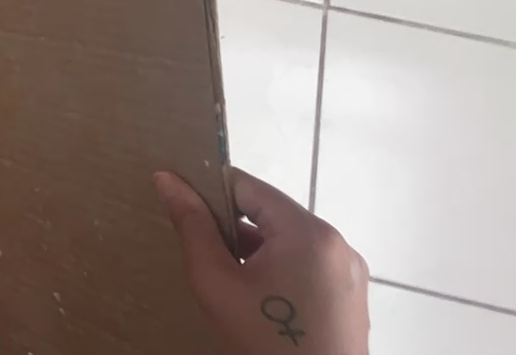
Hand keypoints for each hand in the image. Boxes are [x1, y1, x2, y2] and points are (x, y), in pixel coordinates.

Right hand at [154, 168, 369, 354]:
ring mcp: (349, 274)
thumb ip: (191, 221)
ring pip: (282, 237)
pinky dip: (271, 265)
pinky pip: (301, 261)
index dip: (207, 189)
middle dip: (228, 222)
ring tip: (222, 272)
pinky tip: (252, 293)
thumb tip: (166, 177)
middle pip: (265, 210)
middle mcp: (338, 245)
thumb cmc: (263, 338)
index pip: (245, 185)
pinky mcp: (350, 297)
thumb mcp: (213, 277)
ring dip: (248, 245)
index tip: (179, 206)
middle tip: (197, 244)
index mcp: (309, 233)